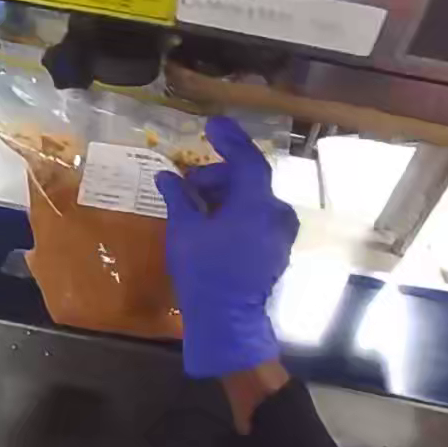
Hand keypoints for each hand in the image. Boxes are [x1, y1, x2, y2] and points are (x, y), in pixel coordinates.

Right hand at [154, 117, 299, 378]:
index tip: (212, 124)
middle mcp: (276, 213)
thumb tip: (167, 177)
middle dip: (217, 175)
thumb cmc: (204, 273)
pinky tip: (211, 219)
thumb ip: (179, 198)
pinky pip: (257, 217)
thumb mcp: (185, 230)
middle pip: (248, 180)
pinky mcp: (277, 249)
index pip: (247, 159)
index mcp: (257, 203)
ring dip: (225, 194)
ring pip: (253, 199)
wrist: (228, 321)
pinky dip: (236, 211)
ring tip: (194, 203)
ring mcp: (280, 233)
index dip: (229, 139)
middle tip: (187, 182)